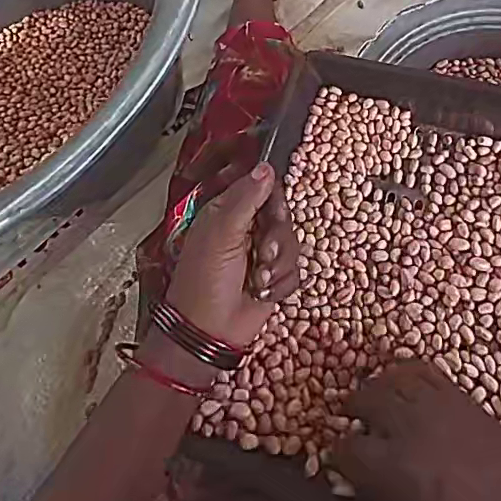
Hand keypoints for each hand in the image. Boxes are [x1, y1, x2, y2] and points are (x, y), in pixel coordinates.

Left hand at [164, 162, 300, 350]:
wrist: (208, 332)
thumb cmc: (204, 280)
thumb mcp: (221, 233)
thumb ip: (245, 199)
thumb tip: (265, 167)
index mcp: (228, 211)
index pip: (261, 187)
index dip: (272, 198)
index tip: (271, 213)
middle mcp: (246, 228)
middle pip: (282, 215)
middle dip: (276, 236)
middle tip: (262, 251)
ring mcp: (260, 253)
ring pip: (292, 243)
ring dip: (277, 263)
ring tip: (257, 277)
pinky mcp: (274, 278)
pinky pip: (295, 269)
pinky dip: (281, 282)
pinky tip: (262, 291)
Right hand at [333, 361, 500, 500]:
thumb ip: (376, 498)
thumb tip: (350, 479)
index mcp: (394, 467)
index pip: (345, 447)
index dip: (340, 456)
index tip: (343, 463)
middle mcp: (407, 425)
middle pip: (362, 401)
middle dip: (354, 417)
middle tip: (358, 432)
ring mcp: (432, 402)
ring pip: (385, 380)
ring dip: (375, 393)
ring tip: (376, 409)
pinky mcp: (453, 391)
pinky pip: (415, 368)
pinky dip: (402, 376)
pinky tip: (401, 389)